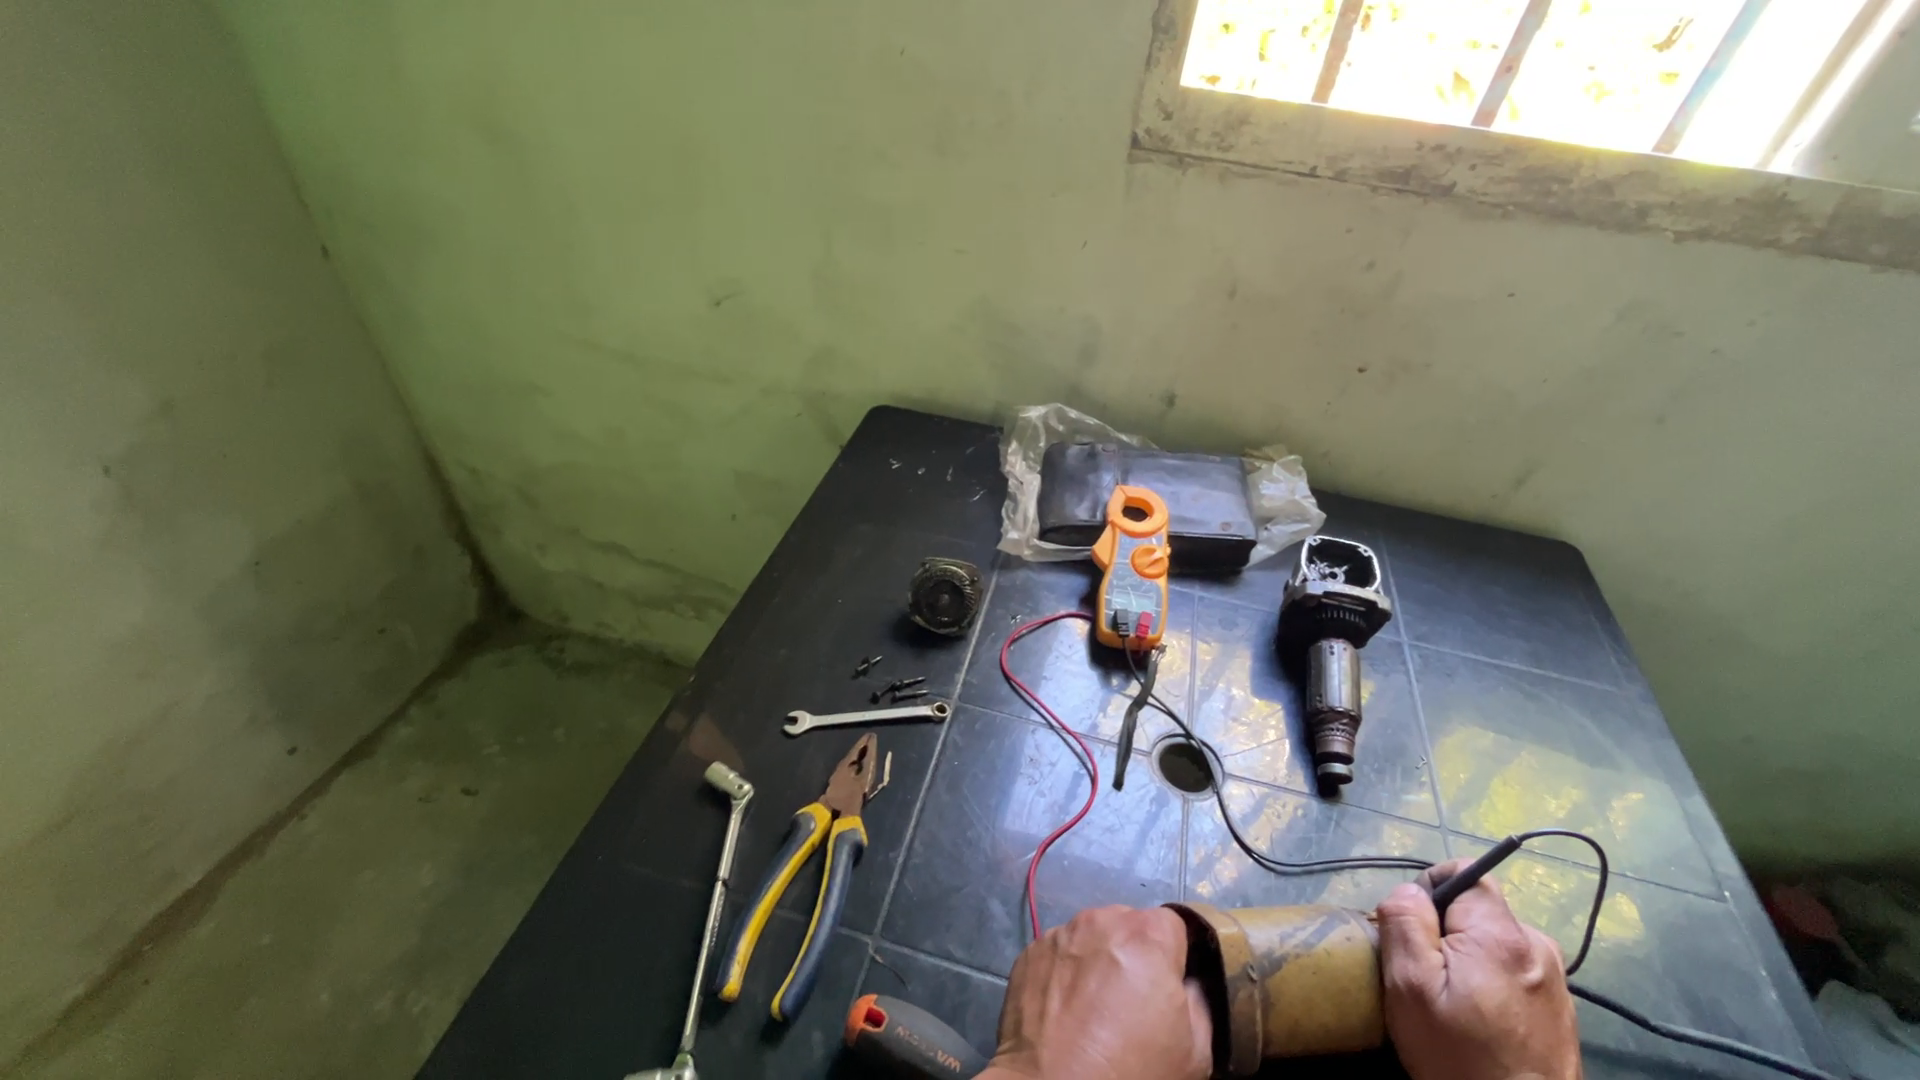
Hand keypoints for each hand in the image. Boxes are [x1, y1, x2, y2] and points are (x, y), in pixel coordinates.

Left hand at [984, 905, 1211, 1079]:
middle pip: (1128, 924)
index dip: (1174, 955)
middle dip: (1134, 953)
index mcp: (1146, 935)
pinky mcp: (1029, 952)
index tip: (1169, 987)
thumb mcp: (1195, 1050)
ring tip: (1094, 1006)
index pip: (1172, 924)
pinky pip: (1059, 952)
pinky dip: (1066, 971)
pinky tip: (1065, 1009)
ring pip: (1091, 935)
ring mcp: (1059, 933)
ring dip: (1097, 958)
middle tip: (1132, 1000)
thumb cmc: (1131, 1071)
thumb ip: (1200, 1000)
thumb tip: (1190, 982)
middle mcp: (1101, 921)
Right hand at [1377, 859, 1581, 1079]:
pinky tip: (1477, 1020)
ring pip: (1493, 941)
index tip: (1413, 931)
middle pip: (1477, 909)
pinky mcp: (1558, 1008)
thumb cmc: (1459, 1057)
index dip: (1430, 889)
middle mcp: (1537, 947)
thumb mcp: (1409, 986)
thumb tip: (1410, 890)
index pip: (1465, 873)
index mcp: (1500, 934)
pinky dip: (1489, 982)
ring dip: (1467, 958)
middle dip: (1444, 930)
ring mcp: (1553, 980)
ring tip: (1451, 1002)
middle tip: (1424, 975)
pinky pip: (1511, 970)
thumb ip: (1404, 922)